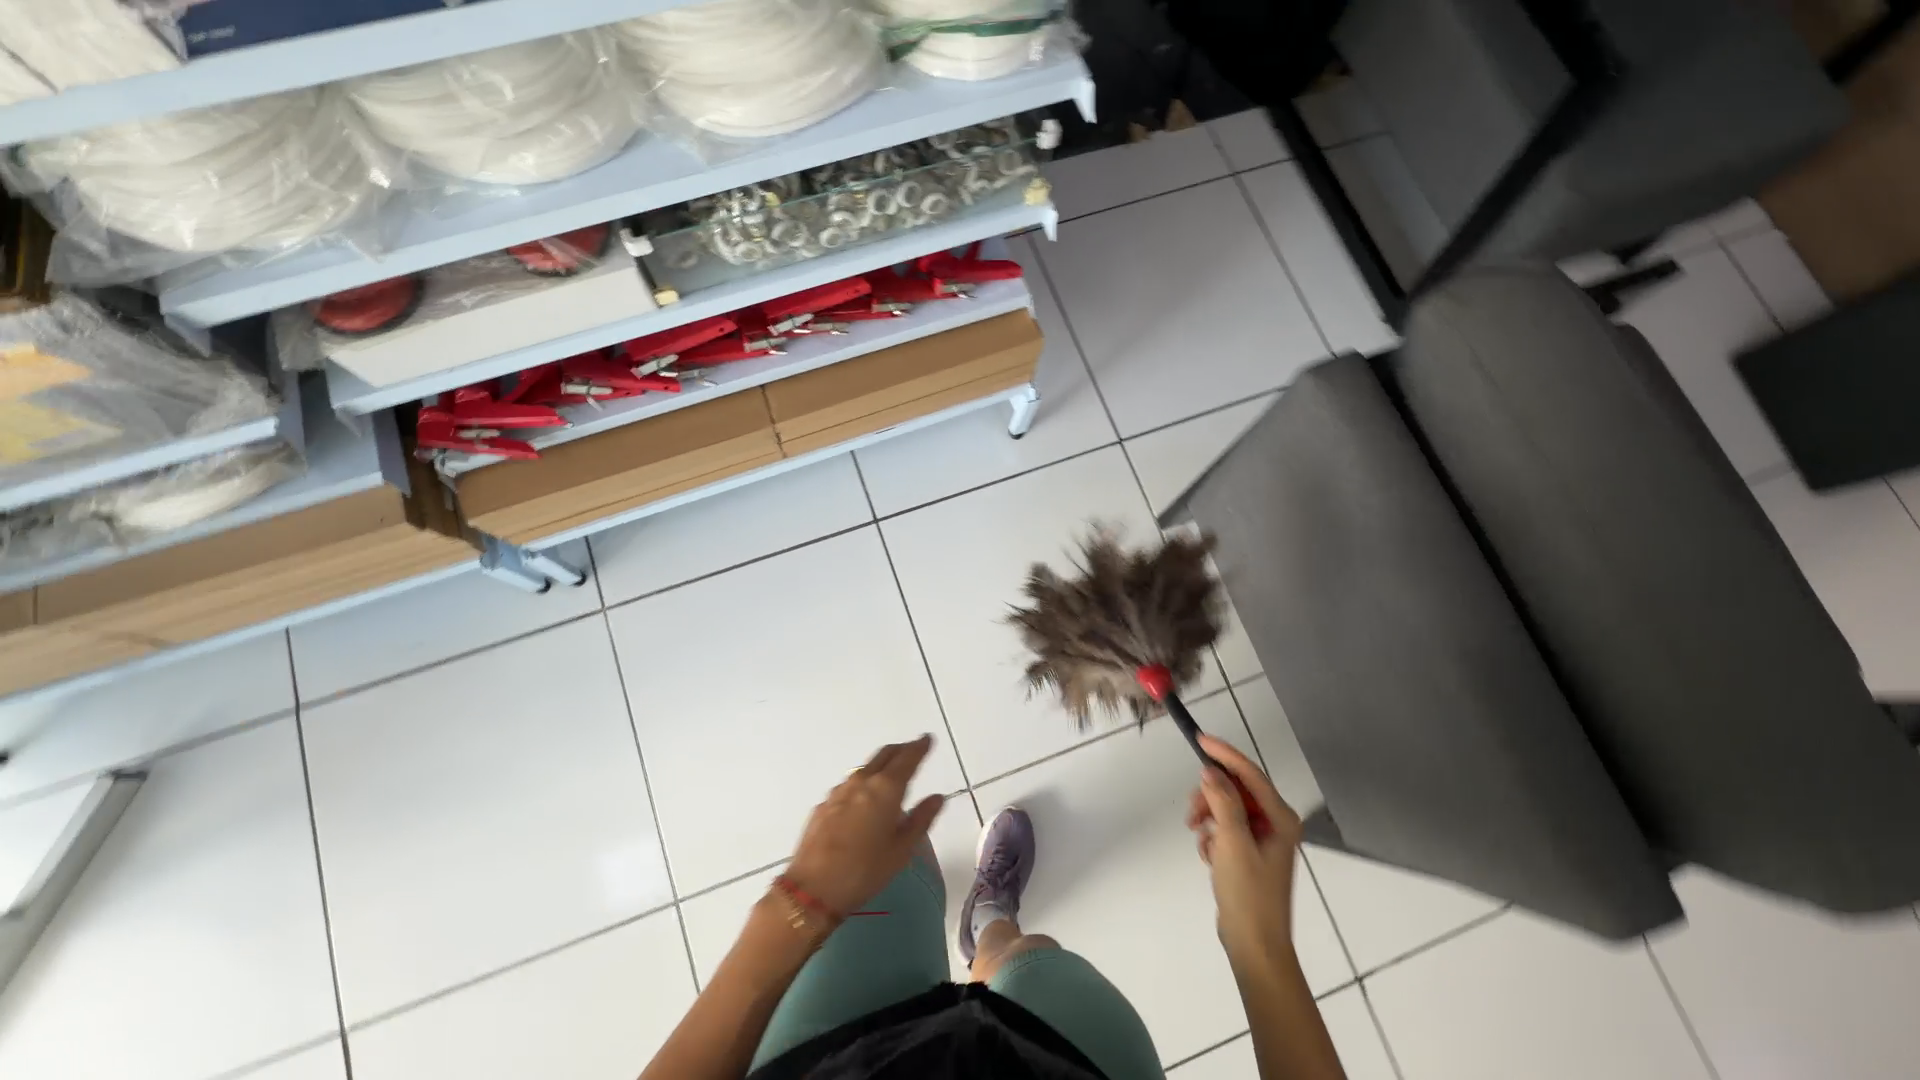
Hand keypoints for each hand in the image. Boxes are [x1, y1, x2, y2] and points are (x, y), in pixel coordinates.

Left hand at [786, 734, 944, 916]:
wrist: (813, 889)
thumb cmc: (865, 871)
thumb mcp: (902, 850)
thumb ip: (921, 819)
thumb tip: (937, 797)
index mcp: (886, 789)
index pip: (907, 758)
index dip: (919, 747)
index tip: (927, 739)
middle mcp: (861, 782)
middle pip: (884, 755)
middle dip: (900, 750)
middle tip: (912, 750)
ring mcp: (838, 792)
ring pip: (864, 769)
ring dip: (880, 766)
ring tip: (890, 776)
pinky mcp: (823, 805)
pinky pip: (848, 787)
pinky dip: (862, 785)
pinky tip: (863, 801)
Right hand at [1186, 734, 1304, 960]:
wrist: (1254, 944)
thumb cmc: (1249, 893)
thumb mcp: (1233, 843)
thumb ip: (1223, 802)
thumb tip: (1211, 771)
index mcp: (1281, 818)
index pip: (1250, 774)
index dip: (1225, 754)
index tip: (1199, 739)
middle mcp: (1275, 823)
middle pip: (1236, 790)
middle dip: (1210, 796)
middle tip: (1191, 814)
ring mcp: (1263, 839)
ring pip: (1226, 809)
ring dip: (1208, 818)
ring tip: (1198, 838)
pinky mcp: (1249, 853)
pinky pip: (1225, 829)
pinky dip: (1212, 837)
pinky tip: (1209, 857)